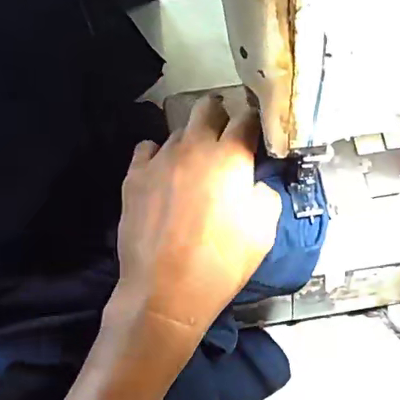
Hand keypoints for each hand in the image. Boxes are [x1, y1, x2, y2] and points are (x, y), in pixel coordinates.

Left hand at [110, 93, 282, 354]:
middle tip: (225, 142)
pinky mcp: (134, 176)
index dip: (254, 124)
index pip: (246, 118)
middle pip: (208, 107)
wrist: (165, 292)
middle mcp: (194, 147)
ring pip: (178, 130)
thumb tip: (255, 182)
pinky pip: (148, 149)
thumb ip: (265, 194)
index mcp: (230, 158)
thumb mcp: (264, 233)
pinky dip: (159, 156)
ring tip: (193, 168)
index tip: (255, 138)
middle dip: (220, 117)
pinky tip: (164, 176)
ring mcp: (159, 159)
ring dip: (191, 142)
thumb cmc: (221, 265)